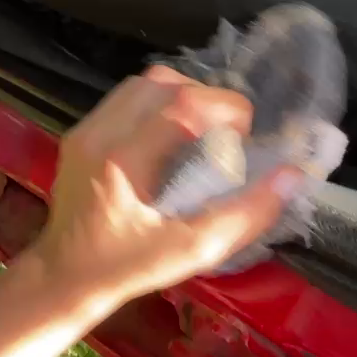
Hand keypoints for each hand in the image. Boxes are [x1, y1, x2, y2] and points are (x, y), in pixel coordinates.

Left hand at [36, 66, 298, 306]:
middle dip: (205, 98)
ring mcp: (83, 130)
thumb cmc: (128, 267)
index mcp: (122, 159)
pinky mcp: (78, 134)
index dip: (224, 108)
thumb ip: (246, 215)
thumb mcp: (193, 251)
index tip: (245, 136)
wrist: (64, 274)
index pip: (181, 103)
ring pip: (139, 84)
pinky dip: (154, 105)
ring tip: (201, 132)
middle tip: (226, 134)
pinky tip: (170, 138)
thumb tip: (292, 175)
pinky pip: (122, 99)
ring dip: (179, 96)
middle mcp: (97, 134)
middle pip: (160, 82)